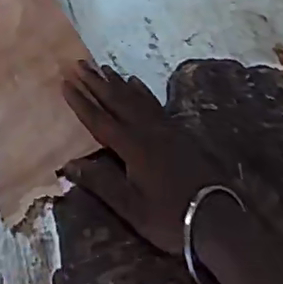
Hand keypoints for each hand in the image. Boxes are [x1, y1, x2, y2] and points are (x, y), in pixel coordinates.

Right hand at [59, 61, 232, 255]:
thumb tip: (68, 164)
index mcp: (132, 147)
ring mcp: (165, 129)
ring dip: (117, 82)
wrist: (217, 220)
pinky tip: (136, 83)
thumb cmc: (169, 217)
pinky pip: (154, 103)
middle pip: (116, 100)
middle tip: (79, 63)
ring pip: (135, 98)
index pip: (98, 119)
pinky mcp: (178, 133)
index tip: (65, 82)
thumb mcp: (130, 207)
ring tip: (103, 67)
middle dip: (95, 81)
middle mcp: (147, 131)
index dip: (80, 101)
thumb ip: (100, 183)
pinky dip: (141, 91)